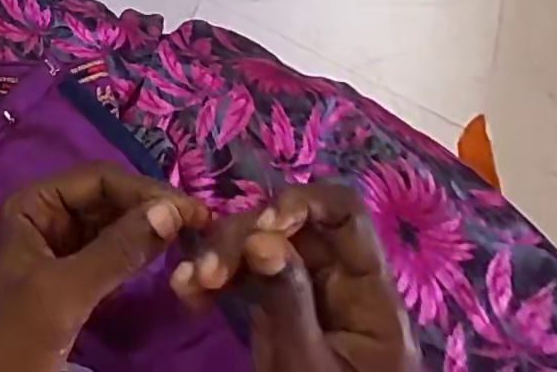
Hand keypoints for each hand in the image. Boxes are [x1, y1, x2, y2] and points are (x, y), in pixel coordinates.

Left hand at [0, 163, 211, 371]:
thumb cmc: (10, 340)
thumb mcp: (62, 294)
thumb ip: (115, 251)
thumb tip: (171, 211)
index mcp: (33, 202)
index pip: (97, 177)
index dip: (144, 189)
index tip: (193, 210)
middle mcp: (44, 214)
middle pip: (105, 198)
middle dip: (148, 208)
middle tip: (200, 225)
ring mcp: (54, 247)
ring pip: (108, 226)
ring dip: (145, 230)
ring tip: (190, 238)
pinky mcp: (65, 282)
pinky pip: (105, 255)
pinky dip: (134, 256)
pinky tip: (162, 259)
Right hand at [169, 184, 419, 371]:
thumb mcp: (308, 370)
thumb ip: (288, 301)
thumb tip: (263, 237)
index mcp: (368, 294)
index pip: (345, 215)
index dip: (305, 202)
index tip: (265, 224)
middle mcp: (338, 280)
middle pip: (289, 226)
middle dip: (242, 237)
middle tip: (207, 271)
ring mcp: (305, 290)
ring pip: (258, 242)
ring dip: (219, 254)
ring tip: (188, 284)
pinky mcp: (277, 305)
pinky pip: (243, 270)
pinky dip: (215, 276)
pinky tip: (187, 291)